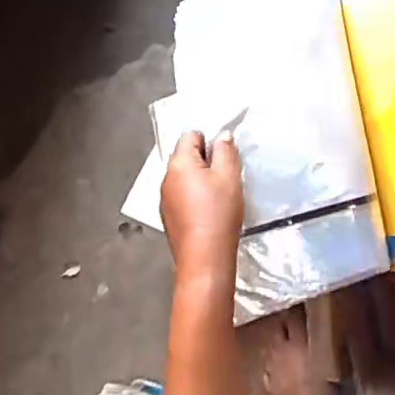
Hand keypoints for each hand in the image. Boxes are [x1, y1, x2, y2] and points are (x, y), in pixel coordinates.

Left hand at [160, 130, 242, 279]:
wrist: (205, 259)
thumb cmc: (217, 215)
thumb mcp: (229, 176)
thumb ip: (226, 150)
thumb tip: (222, 137)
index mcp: (179, 164)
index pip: (191, 135)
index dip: (210, 140)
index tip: (224, 154)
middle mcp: (166, 179)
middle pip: (186, 156)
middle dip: (206, 160)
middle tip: (225, 175)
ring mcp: (165, 199)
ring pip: (185, 177)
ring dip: (201, 179)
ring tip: (220, 195)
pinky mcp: (169, 216)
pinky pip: (183, 195)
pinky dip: (195, 197)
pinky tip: (210, 210)